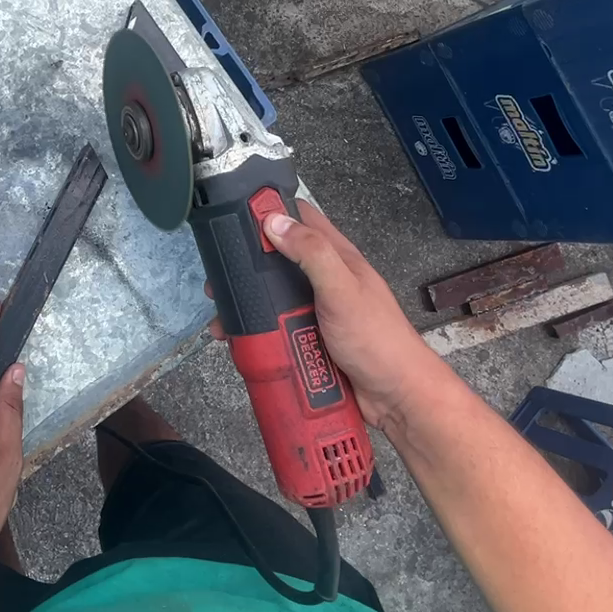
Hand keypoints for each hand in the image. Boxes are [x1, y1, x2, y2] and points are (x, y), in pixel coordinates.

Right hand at [206, 200, 451, 431]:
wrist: (397, 400)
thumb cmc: (377, 340)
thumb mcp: (343, 290)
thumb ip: (312, 253)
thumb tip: (273, 221)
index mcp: (337, 258)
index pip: (301, 218)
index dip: (271, 210)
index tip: (235, 215)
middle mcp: (323, 280)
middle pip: (276, 261)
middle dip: (245, 267)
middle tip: (215, 279)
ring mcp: (314, 311)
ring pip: (270, 298)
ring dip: (244, 305)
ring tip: (220, 318)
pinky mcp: (306, 338)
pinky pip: (272, 329)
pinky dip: (252, 331)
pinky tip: (235, 340)